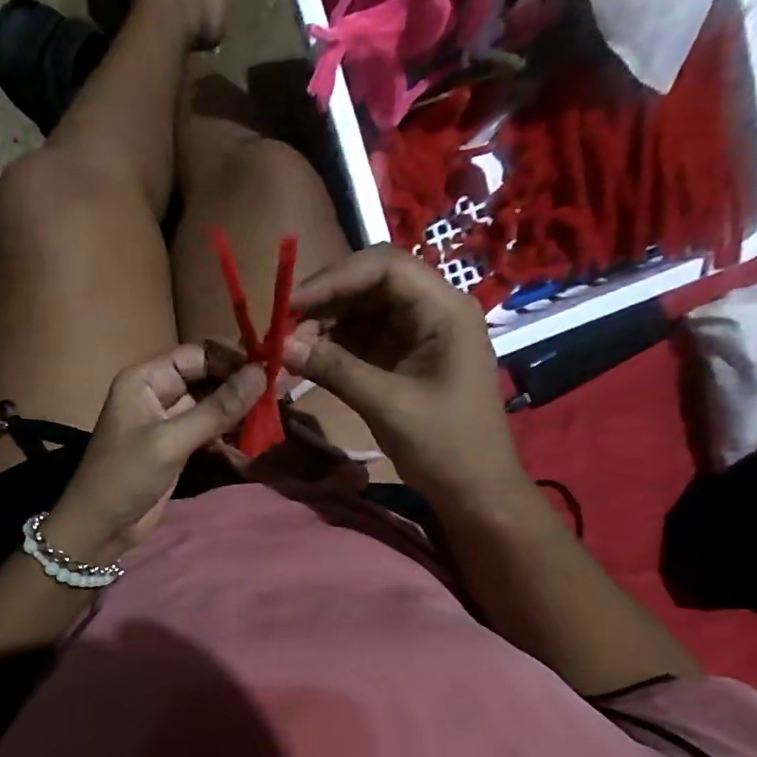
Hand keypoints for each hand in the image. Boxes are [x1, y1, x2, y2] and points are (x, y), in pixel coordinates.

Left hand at [44, 343, 264, 563]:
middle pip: (206, 377)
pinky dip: (230, 431)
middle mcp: (157, 392)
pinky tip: (256, 435)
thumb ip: (217, 409)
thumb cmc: (126, 477)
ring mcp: (168, 420)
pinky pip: (209, 428)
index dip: (233, 359)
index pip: (197, 355)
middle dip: (240, 384)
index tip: (271, 367)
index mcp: (145, 380)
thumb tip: (261, 373)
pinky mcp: (177, 445)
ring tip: (275, 412)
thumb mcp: (172, 441)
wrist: (100, 527)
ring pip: (211, 403)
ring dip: (239, 409)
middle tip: (281, 390)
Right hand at [283, 246, 525, 505]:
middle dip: (326, 303)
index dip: (335, 278)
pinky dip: (336, 347)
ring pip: (364, 311)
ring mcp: (419, 334)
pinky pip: (365, 339)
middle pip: (371, 284)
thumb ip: (335, 369)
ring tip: (291, 349)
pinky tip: (309, 360)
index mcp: (444, 309)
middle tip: (284, 330)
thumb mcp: (387, 404)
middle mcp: (433, 310)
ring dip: (326, 325)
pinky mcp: (406, 357)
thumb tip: (281, 345)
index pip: (385, 267)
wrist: (475, 489)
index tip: (292, 304)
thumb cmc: (445, 445)